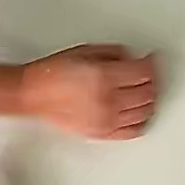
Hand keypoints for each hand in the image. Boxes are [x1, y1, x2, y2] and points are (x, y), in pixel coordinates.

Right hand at [20, 44, 157, 139]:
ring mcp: (106, 120)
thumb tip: (131, 58)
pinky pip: (133, 131)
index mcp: (104, 77)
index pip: (144, 71)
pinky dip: (141, 121)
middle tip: (149, 75)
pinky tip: (138, 113)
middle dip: (152, 81)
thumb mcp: (85, 51)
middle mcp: (108, 100)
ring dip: (149, 101)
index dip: (151, 63)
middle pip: (147, 92)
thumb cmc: (52, 74)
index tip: (150, 59)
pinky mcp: (101, 133)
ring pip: (144, 112)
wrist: (33, 95)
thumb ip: (113, 53)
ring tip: (144, 92)